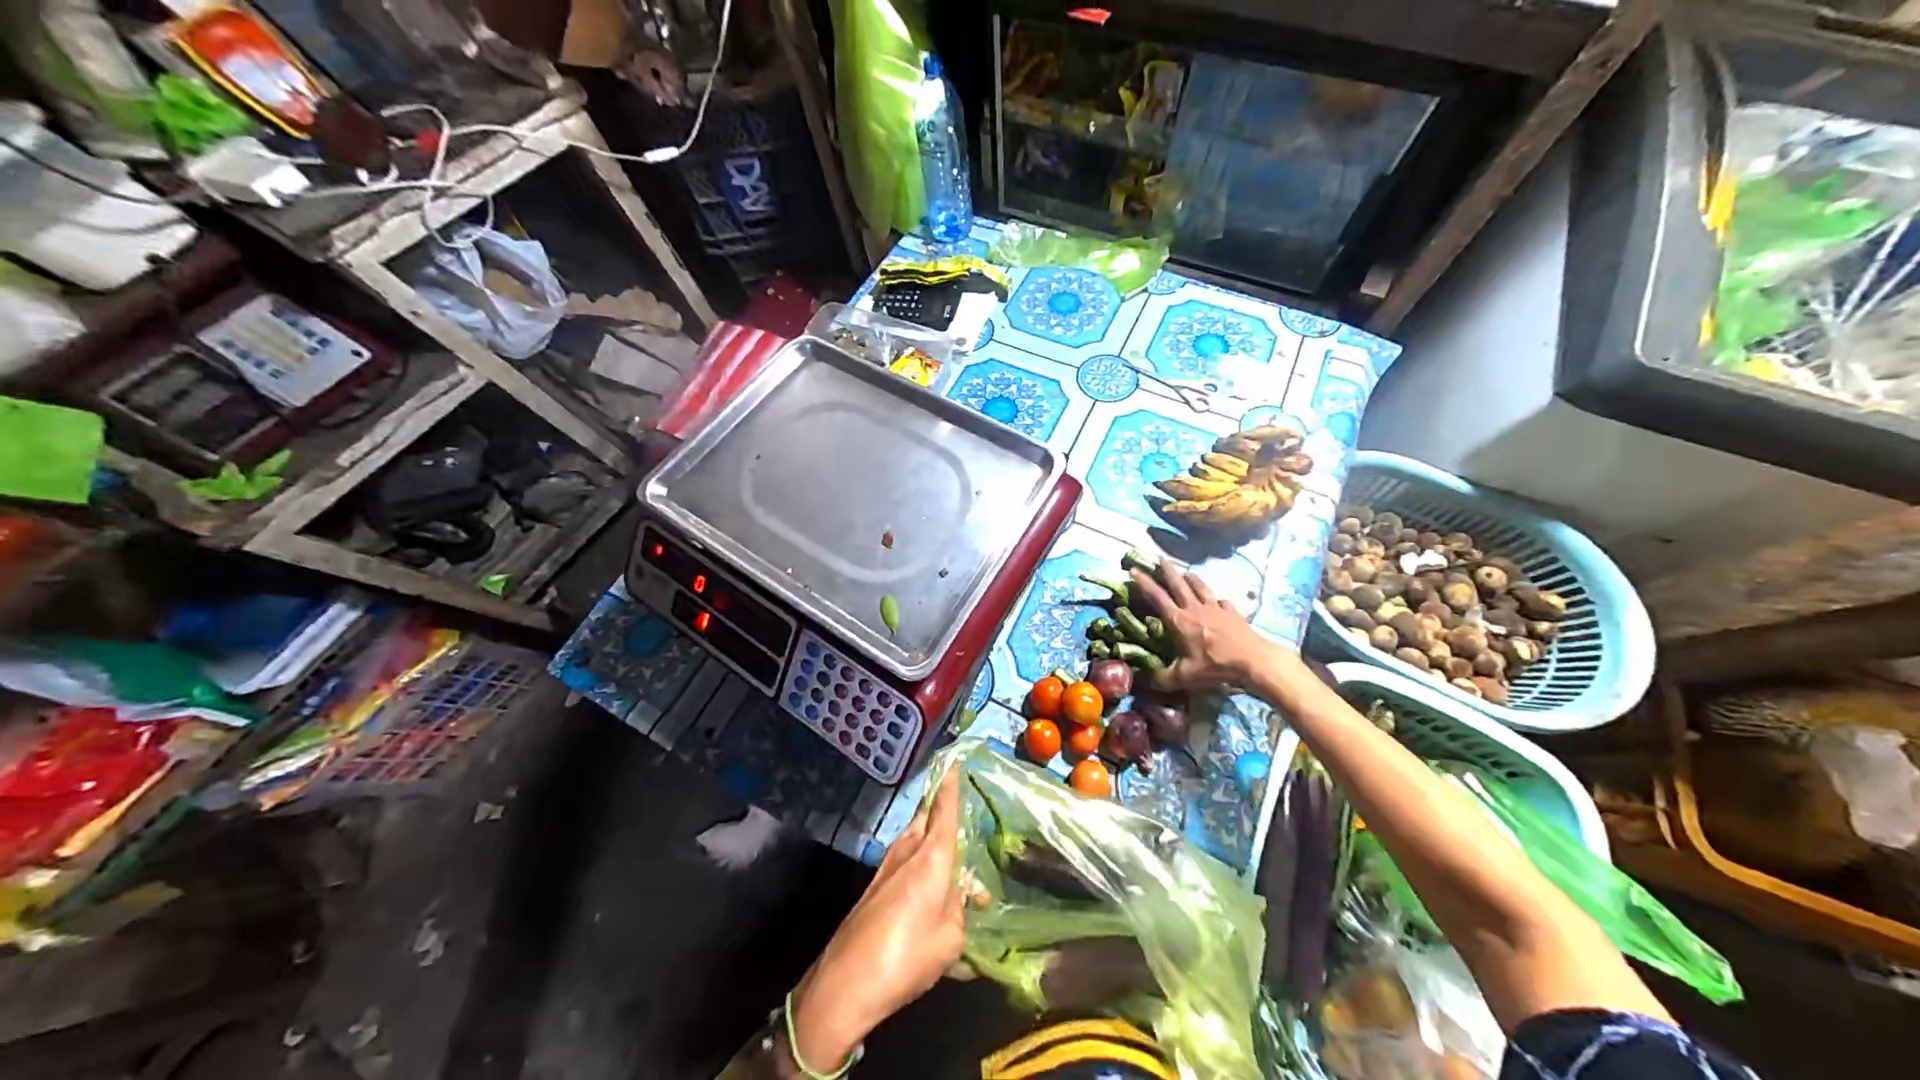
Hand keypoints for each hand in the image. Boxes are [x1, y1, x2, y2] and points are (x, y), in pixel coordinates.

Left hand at [787, 769, 965, 1071]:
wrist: (846, 982)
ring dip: (933, 843)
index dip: (951, 785)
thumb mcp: (951, 937)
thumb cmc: (907, 955)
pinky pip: (906, 862)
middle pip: (927, 819)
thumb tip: (960, 894)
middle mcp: (907, 852)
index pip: (944, 809)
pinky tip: (931, 888)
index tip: (955, 761)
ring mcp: (886, 868)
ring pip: (916, 840)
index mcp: (931, 856)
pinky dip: (921, 865)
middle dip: (942, 810)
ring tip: (954, 861)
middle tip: (960, 806)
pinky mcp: (875, 887)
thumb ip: (959, 908)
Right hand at [1130, 562, 1290, 690]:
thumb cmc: (1215, 666)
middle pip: (1178, 584)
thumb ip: (1161, 678)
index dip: (1144, 583)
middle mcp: (1195, 608)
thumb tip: (1140, 681)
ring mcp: (1216, 608)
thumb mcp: (1184, 676)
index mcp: (1179, 621)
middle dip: (1167, 571)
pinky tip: (1218, 601)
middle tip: (1160, 559)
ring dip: (1191, 578)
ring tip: (1186, 572)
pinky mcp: (1232, 613)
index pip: (1157, 597)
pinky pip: (1221, 602)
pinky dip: (1216, 599)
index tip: (1134, 570)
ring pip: (1200, 587)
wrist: (1253, 660)